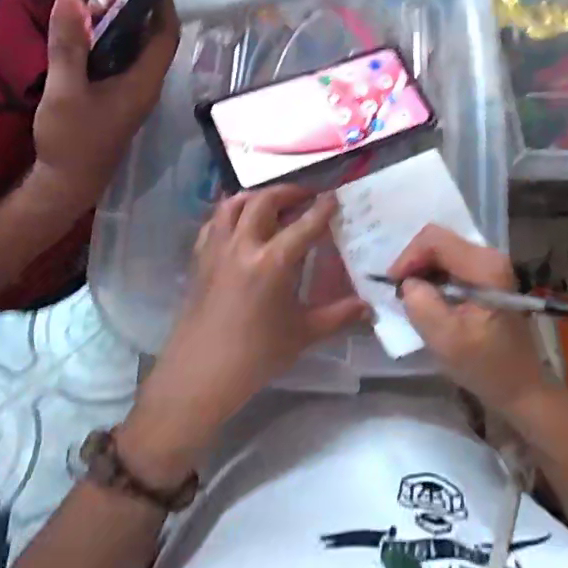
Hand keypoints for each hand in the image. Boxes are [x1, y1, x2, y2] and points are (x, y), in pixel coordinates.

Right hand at [29, 0, 178, 200]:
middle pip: (151, 40)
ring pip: (134, 52)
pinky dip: (107, 45)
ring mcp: (131, 96)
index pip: (166, 36)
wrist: (66, 185)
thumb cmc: (71, 140)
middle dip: (133, 12)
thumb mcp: (65, 90)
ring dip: (118, 28)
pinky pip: (120, 64)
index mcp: (144, 83)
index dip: (162, 6)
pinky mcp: (116, 101)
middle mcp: (145, 87)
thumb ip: (69, 45)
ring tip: (89, 9)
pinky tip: (83, 37)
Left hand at [119, 187, 368, 481]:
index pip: (304, 225)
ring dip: (256, 197)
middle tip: (305, 195)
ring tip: (272, 203)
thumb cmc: (255, 356)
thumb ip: (338, 315)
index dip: (322, 208)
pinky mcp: (199, 259)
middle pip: (264, 202)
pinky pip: (214, 223)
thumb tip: (368, 307)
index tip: (334, 196)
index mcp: (273, 262)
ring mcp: (216, 250)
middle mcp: (243, 246)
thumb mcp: (302, 335)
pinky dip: (230, 214)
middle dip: (288, 192)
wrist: (199, 375)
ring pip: (233, 205)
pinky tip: (240, 225)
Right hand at [392, 225, 560, 417]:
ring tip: (411, 298)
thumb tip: (409, 283)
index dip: (407, 257)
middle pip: (438, 242)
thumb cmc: (485, 365)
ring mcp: (491, 266)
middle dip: (413, 264)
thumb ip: (421, 303)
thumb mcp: (445, 338)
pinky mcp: (487, 278)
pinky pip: (451, 266)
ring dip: (422, 272)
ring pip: (443, 253)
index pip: (434, 239)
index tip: (393, 285)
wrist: (520, 387)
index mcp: (484, 266)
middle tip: (399, 292)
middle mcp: (490, 257)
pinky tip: (428, 301)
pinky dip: (434, 279)